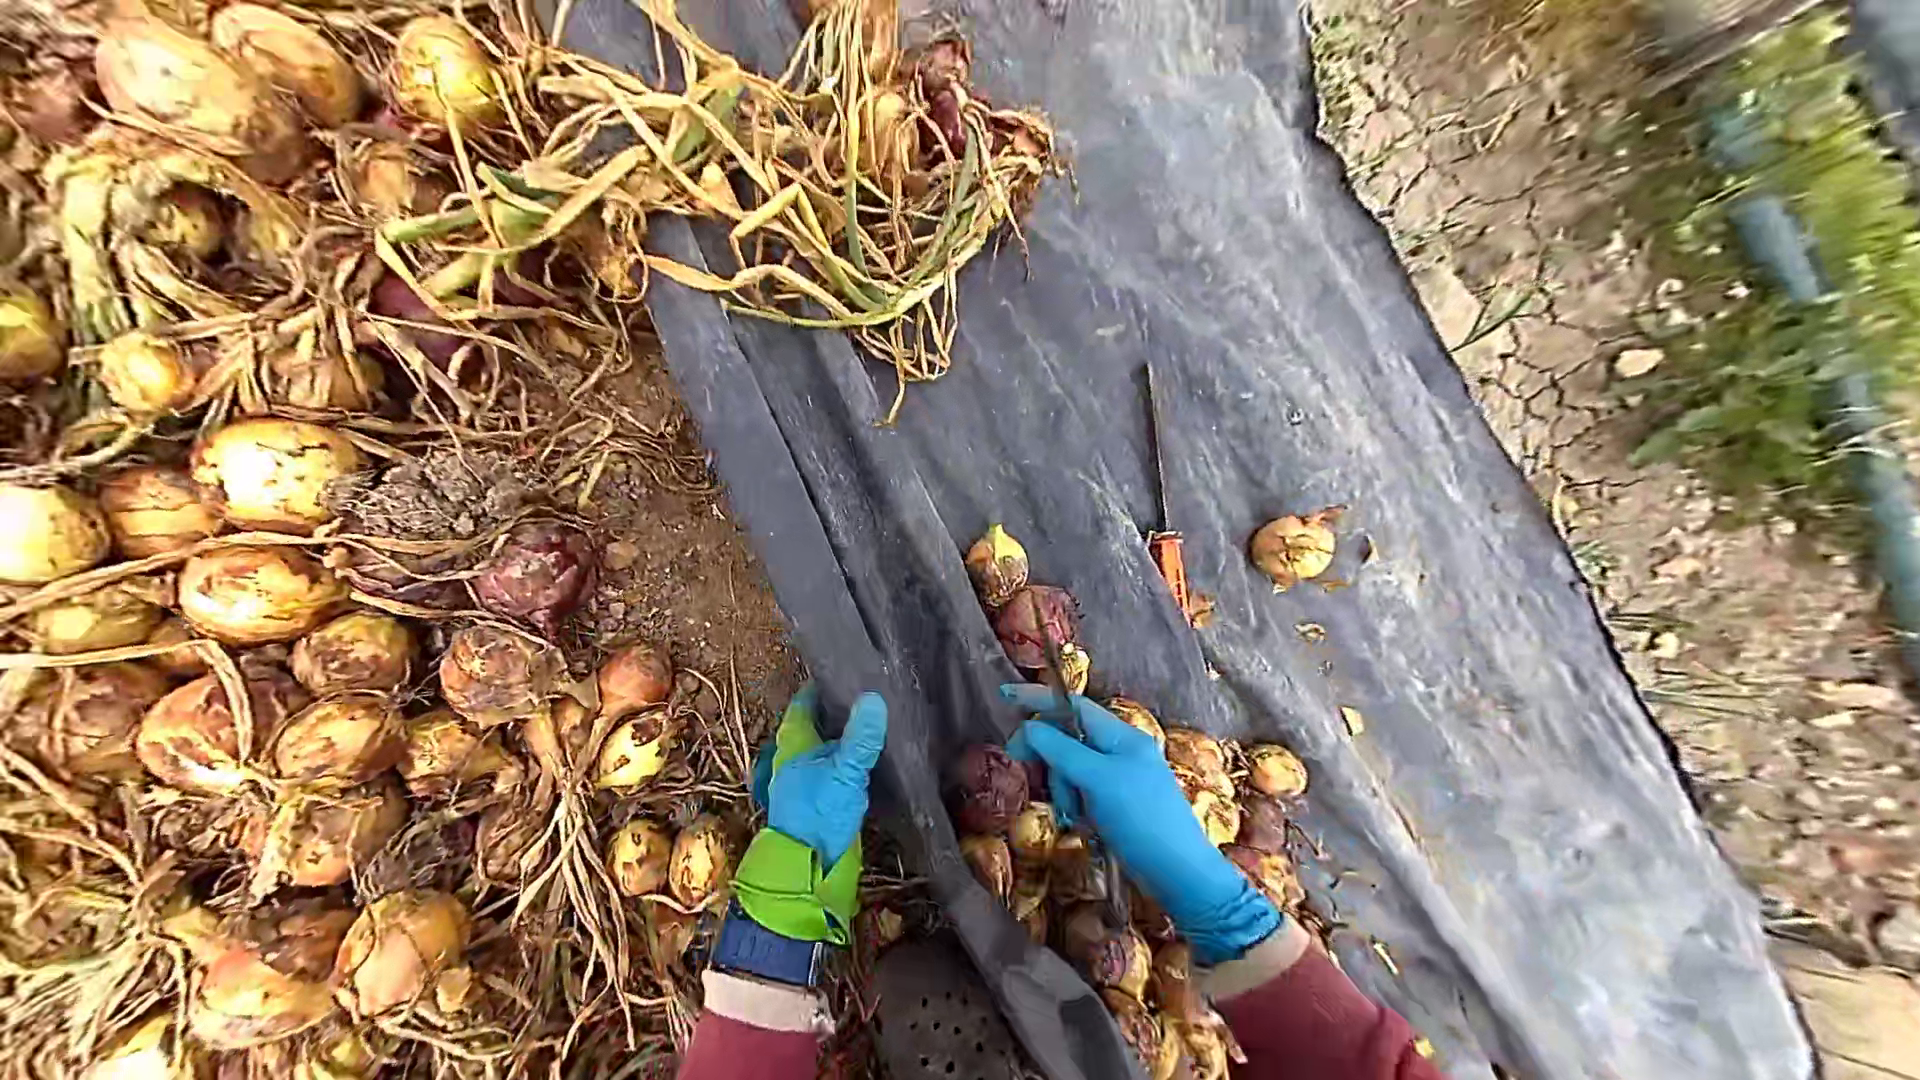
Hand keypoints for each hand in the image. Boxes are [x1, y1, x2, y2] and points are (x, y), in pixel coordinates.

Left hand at [753, 684, 887, 863]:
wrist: (809, 869)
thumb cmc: (819, 813)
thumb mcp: (845, 772)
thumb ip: (861, 737)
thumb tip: (874, 698)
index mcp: (793, 742)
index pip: (805, 701)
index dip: (824, 684)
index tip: (851, 670)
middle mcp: (798, 754)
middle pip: (819, 720)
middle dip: (842, 706)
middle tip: (873, 690)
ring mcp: (809, 775)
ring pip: (830, 742)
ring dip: (849, 731)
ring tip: (880, 714)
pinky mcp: (824, 794)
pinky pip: (839, 762)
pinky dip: (854, 753)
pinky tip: (876, 749)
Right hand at [1003, 684, 1279, 964]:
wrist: (1181, 877)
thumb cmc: (1142, 821)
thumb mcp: (1098, 780)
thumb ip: (1062, 750)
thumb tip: (1030, 727)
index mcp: (1121, 736)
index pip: (1073, 706)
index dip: (1040, 699)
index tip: (1006, 696)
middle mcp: (1120, 751)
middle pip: (1068, 739)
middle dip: (1052, 760)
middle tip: (1035, 776)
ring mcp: (1118, 779)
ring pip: (1070, 769)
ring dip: (1064, 789)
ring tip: (1075, 814)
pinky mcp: (1116, 805)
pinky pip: (1081, 792)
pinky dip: (1075, 805)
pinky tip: (1083, 824)